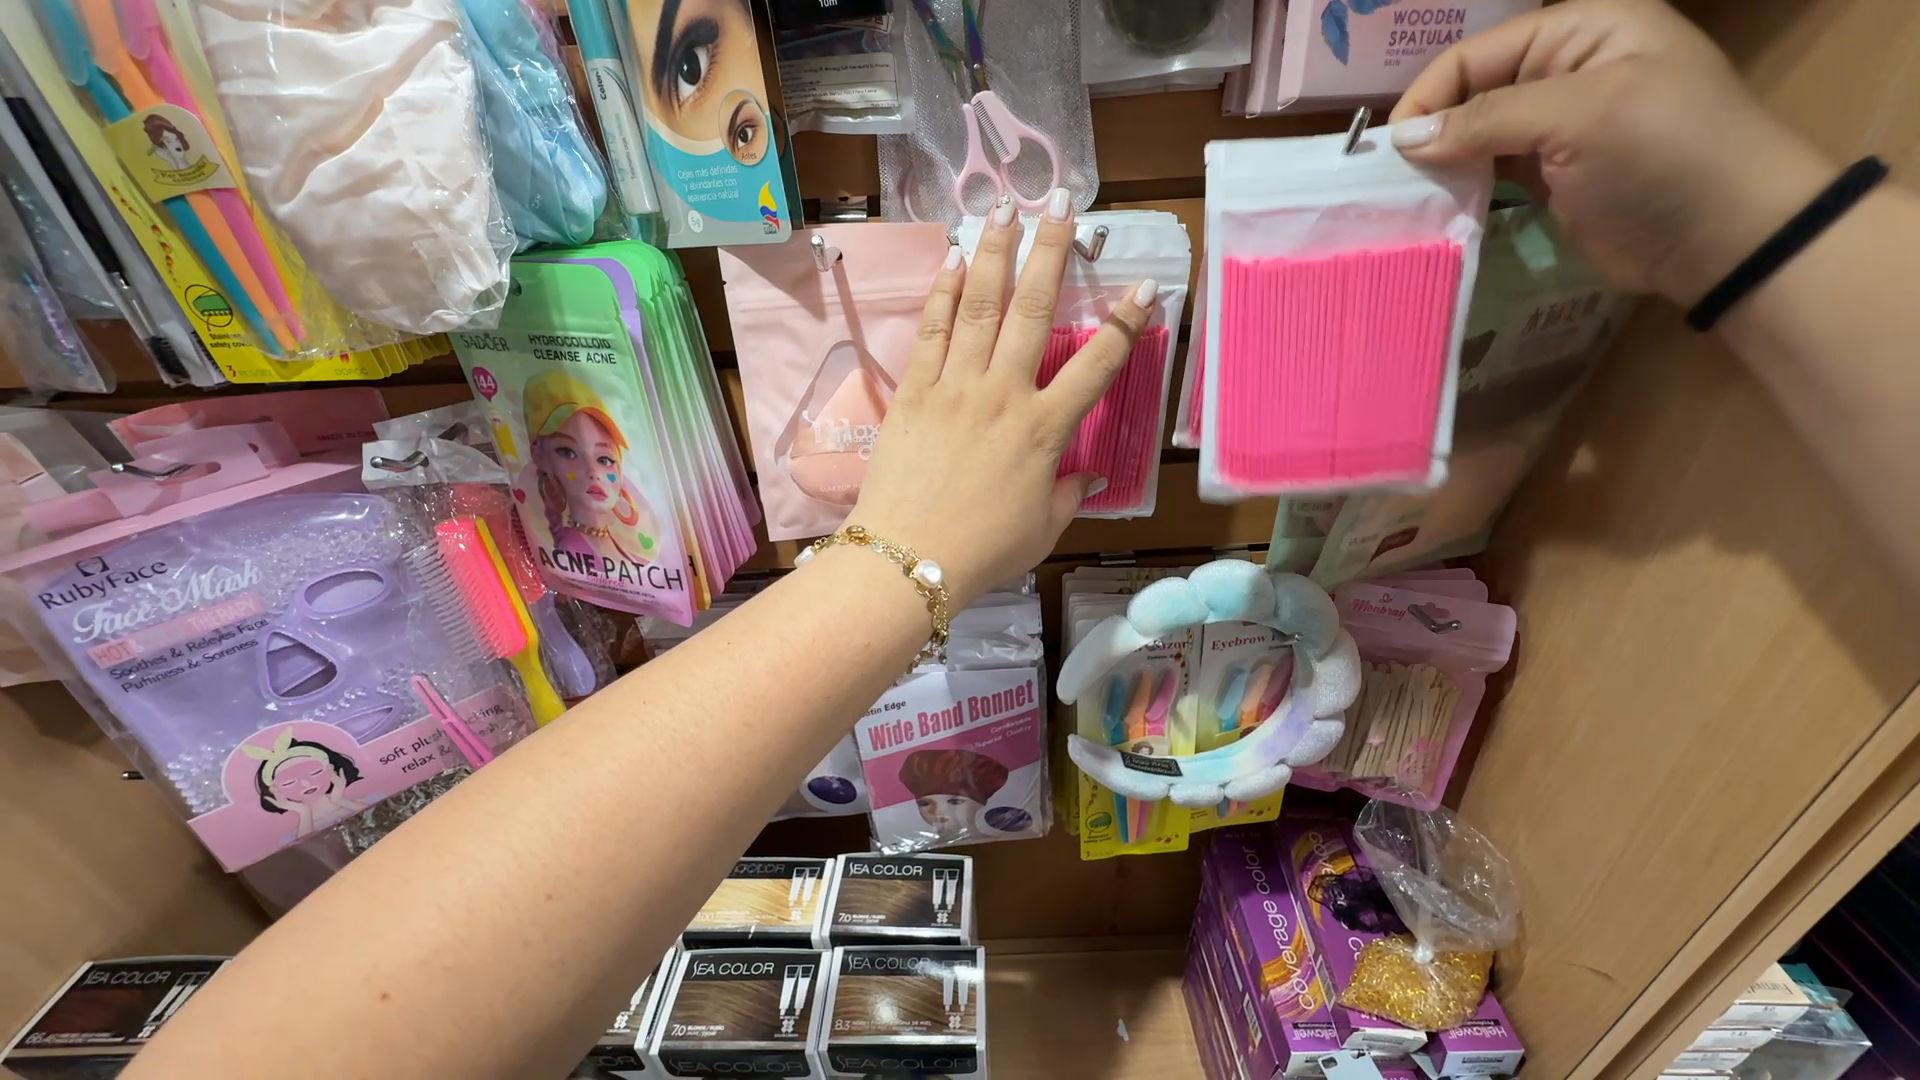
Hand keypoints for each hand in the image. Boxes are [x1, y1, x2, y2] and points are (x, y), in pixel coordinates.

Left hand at [847, 191, 1155, 605]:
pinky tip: (952, 258)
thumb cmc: (983, 550)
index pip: (1096, 367)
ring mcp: (955, 387)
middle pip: (1034, 311)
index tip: (1144, 286)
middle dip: (1052, 252)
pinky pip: (932, 332)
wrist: (908, 559)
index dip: (1124, 325)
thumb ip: (1070, 495)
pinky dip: (943, 292)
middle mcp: (1003, 394)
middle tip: (1064, 203)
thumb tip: (1091, 476)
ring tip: (1006, 207)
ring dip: (996, 252)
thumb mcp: (1042, 528)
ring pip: (980, 307)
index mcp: (1044, 431)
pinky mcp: (913, 392)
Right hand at [1389, 0, 1833, 303]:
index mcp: (1582, 29)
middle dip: (1429, 130)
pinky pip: (1489, 169)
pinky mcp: (1550, 172)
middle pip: (1469, 91)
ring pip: (1473, 133)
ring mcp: (1557, 124)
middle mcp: (1565, 68)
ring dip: (1440, 161)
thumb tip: (1405, 138)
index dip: (1427, 97)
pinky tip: (1439, 205)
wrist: (1724, 235)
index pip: (1476, 52)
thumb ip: (1487, 118)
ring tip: (1407, 195)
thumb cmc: (1662, 158)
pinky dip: (1461, 185)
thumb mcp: (1578, 118)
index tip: (1390, 153)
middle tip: (1390, 180)